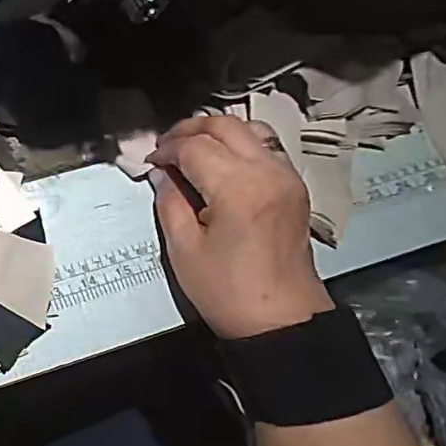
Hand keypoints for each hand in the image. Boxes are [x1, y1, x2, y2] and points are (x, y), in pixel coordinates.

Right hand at [147, 115, 332, 339]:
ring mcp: (287, 177)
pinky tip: (218, 164)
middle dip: (189, 129)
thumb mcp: (183, 248)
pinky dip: (238, 144)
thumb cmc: (227, 291)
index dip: (167, 149)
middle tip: (165, 147)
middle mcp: (268, 173)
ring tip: (190, 151)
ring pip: (249, 129)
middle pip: (225, 125)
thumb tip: (165, 175)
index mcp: (238, 189)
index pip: (195, 146)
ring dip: (216, 133)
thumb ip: (170, 201)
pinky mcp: (294, 187)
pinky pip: (265, 147)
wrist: (280, 320)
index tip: (151, 162)